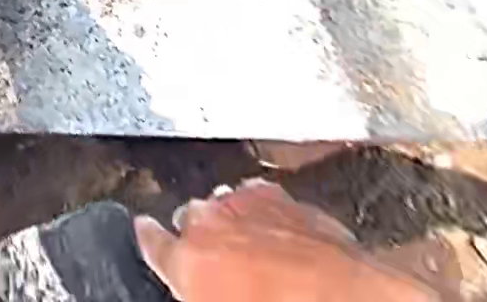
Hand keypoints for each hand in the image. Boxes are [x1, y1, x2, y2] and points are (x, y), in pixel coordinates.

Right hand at [135, 181, 442, 301]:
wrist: (342, 300)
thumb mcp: (215, 300)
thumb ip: (203, 290)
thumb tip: (203, 287)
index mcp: (188, 261)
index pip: (152, 242)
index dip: (148, 237)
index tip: (144, 230)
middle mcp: (205, 221)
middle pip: (189, 219)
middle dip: (198, 235)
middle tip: (219, 265)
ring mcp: (240, 202)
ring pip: (223, 205)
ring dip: (231, 222)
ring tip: (253, 251)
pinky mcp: (276, 195)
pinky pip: (258, 199)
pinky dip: (263, 215)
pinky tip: (280, 234)